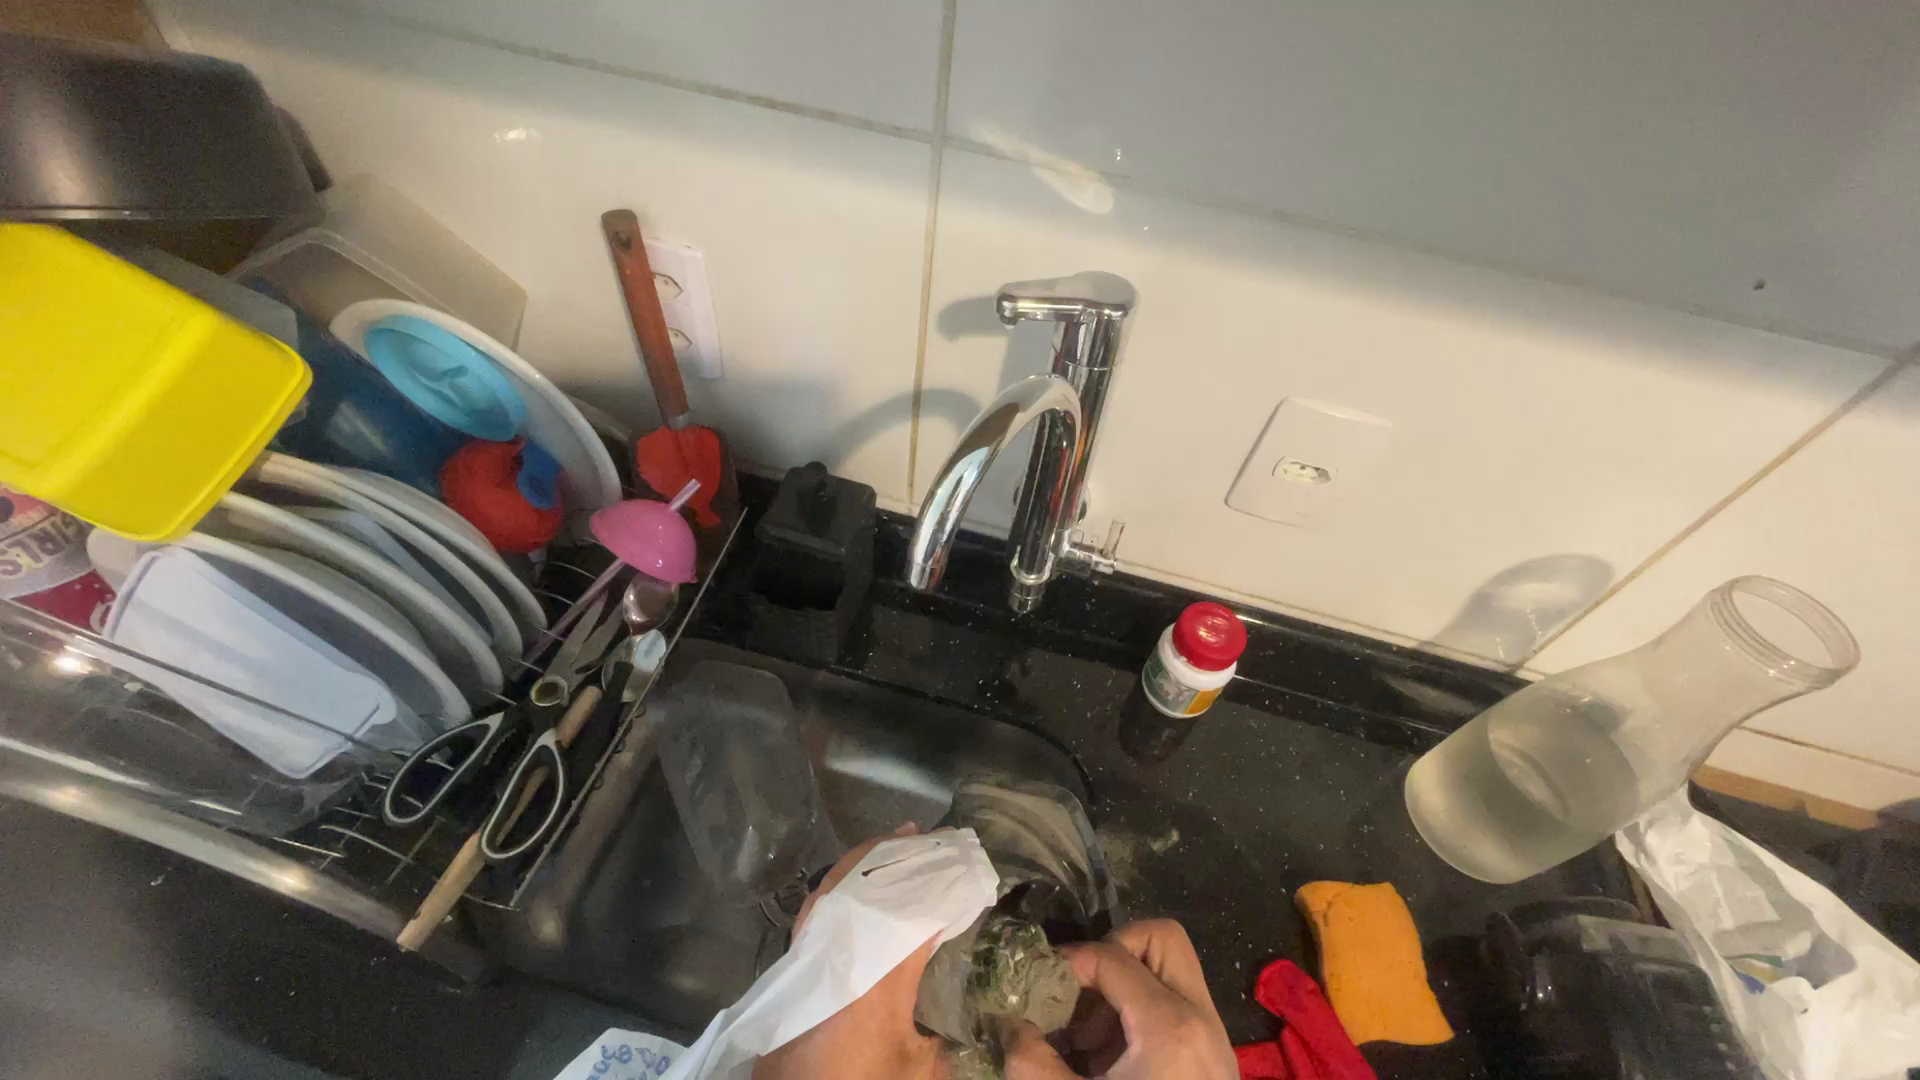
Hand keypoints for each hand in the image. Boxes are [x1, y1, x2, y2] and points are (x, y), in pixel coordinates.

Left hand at [752, 825, 945, 1079]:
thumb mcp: (914, 1070)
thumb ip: (944, 1040)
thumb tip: (965, 1024)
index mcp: (881, 965)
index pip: (918, 906)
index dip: (942, 879)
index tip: (963, 860)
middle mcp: (843, 940)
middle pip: (877, 878)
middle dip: (907, 853)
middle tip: (934, 838)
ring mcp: (814, 940)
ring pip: (845, 879)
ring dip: (874, 856)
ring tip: (901, 840)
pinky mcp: (797, 950)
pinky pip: (825, 896)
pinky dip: (846, 875)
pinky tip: (861, 874)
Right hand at [1005, 919, 1235, 1079]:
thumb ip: (1032, 1061)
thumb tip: (1007, 1023)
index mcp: (1170, 1027)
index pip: (1112, 955)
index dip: (1067, 961)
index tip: (1037, 988)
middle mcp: (1201, 1020)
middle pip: (1160, 938)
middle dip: (1111, 951)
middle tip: (1078, 992)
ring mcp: (1214, 1041)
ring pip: (1172, 968)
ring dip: (1126, 982)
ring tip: (1090, 1035)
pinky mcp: (1214, 1062)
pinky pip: (1177, 1004)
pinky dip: (1141, 1011)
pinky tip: (1112, 1061)